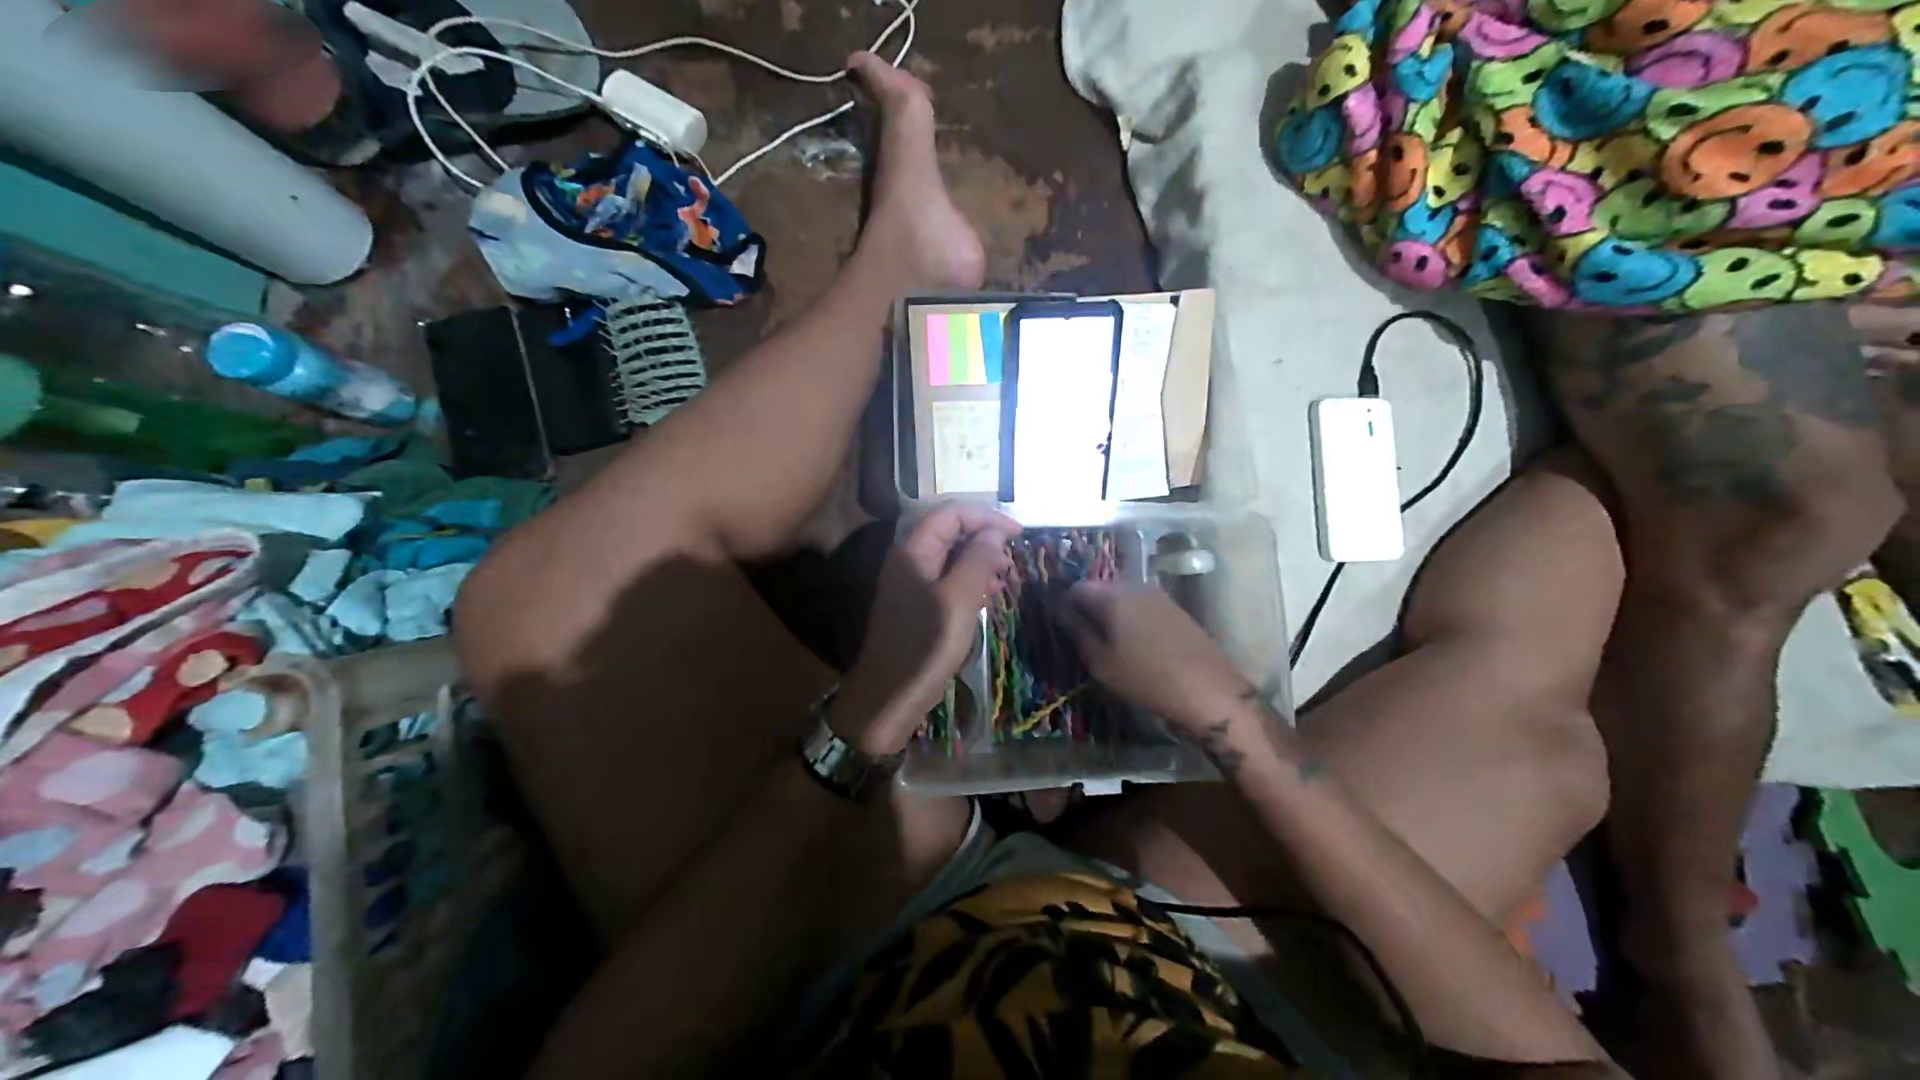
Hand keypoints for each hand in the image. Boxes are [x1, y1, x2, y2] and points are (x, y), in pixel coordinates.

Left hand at [832, 504, 1019, 754]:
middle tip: (1013, 557)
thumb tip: (994, 533)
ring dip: (980, 560)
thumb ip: (978, 559)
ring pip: (951, 557)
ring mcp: (912, 584)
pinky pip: (948, 580)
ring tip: (1005, 577)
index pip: (952, 513)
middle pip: (950, 532)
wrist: (890, 694)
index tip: (1019, 533)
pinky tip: (988, 595)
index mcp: (914, 550)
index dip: (987, 517)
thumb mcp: (960, 598)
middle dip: (984, 537)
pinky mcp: (918, 606)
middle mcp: (910, 560)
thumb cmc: (926, 643)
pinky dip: (970, 581)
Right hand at [1060, 581, 1253, 737]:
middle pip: (1101, 589)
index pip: (1076, 587)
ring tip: (1106, 644)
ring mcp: (1160, 596)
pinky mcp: (1176, 609)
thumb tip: (1058, 611)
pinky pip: (1142, 606)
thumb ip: (1077, 632)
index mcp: (1113, 595)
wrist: (1210, 692)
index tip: (1060, 628)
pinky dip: (1131, 619)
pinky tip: (1133, 644)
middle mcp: (1136, 586)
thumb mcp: (1101, 663)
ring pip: (1123, 597)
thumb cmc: (1147, 679)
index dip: (1063, 605)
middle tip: (1081, 639)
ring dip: (1110, 614)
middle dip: (1087, 608)